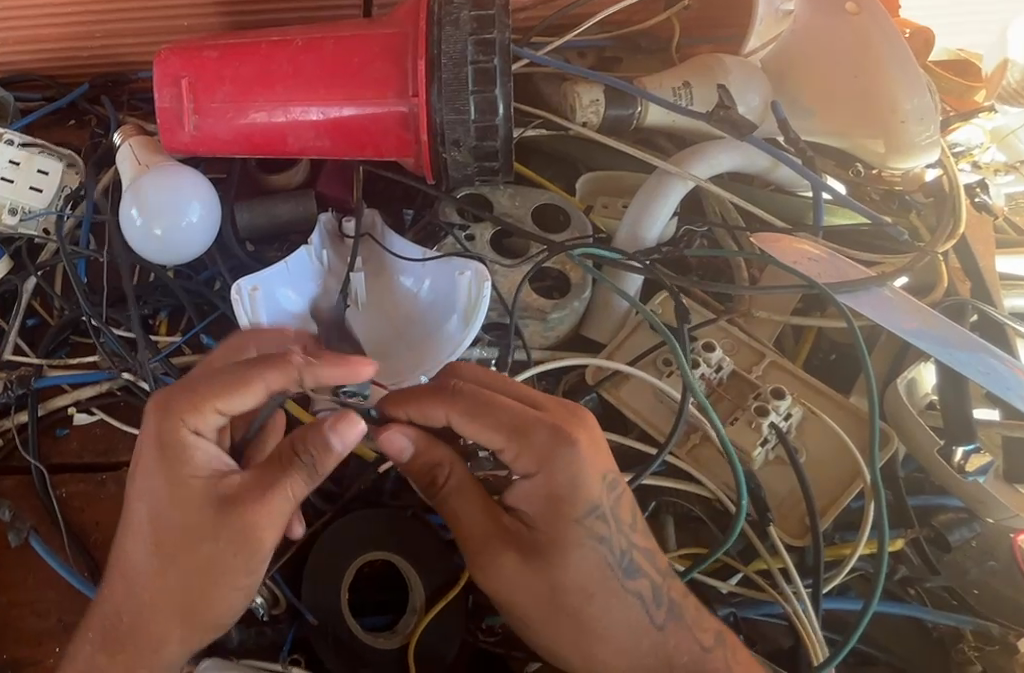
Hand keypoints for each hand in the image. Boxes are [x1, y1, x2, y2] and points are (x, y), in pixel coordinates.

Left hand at [60, 330, 375, 672]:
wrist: (142, 628)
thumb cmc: (193, 572)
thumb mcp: (258, 514)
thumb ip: (306, 459)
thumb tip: (354, 419)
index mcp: (183, 408)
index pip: (260, 368)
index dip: (318, 365)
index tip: (367, 367)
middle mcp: (179, 404)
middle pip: (249, 363)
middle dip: (299, 371)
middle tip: (349, 376)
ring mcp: (184, 428)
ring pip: (250, 403)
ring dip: (281, 437)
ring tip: (291, 500)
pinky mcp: (194, 453)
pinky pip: (242, 436)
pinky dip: (268, 460)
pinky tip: (282, 514)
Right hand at [372, 362, 756, 672]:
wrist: (654, 644)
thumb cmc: (572, 607)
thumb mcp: (494, 550)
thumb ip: (441, 481)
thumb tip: (387, 433)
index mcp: (546, 439)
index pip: (457, 397)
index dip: (407, 405)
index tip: (368, 424)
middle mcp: (562, 414)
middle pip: (472, 379)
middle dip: (425, 401)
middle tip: (391, 439)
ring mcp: (572, 424)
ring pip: (489, 388)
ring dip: (448, 409)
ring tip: (417, 449)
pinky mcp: (574, 439)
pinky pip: (510, 409)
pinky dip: (475, 421)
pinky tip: (458, 457)